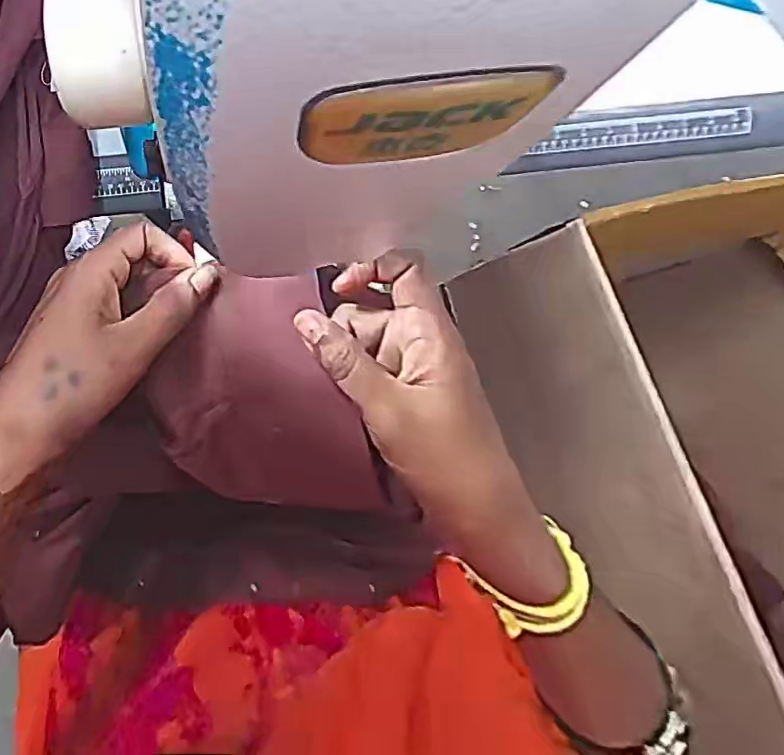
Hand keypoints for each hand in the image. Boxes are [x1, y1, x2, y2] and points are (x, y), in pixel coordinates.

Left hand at [0, 221, 221, 494]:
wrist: (18, 433)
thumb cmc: (67, 389)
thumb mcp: (133, 346)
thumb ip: (173, 306)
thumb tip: (205, 275)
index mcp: (89, 270)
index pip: (143, 232)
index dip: (175, 252)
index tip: (195, 284)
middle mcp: (76, 277)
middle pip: (135, 255)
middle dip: (168, 276)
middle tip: (188, 310)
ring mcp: (70, 302)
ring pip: (125, 282)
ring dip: (153, 299)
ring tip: (168, 331)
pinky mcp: (70, 327)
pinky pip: (111, 305)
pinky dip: (135, 317)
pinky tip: (143, 345)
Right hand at [293, 250, 566, 601]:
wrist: (480, 516)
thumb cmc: (446, 458)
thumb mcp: (385, 405)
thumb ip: (342, 359)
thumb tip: (304, 319)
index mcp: (429, 331)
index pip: (404, 270)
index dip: (369, 268)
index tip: (337, 290)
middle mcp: (421, 342)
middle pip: (370, 310)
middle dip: (343, 332)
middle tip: (332, 368)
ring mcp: (413, 370)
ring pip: (363, 343)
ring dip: (343, 360)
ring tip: (338, 394)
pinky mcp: (405, 395)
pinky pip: (368, 370)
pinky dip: (351, 379)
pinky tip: (341, 401)